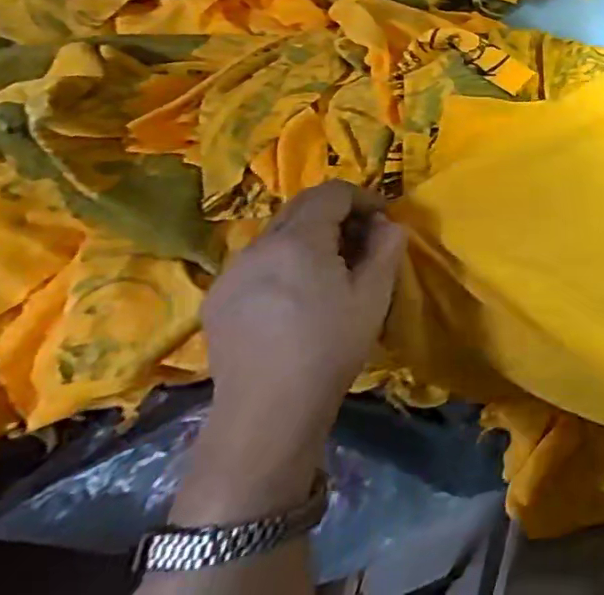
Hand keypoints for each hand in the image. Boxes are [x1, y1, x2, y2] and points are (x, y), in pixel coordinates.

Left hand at [149, 187, 402, 594]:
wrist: (269, 410)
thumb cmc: (331, 346)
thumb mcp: (374, 293)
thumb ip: (386, 247)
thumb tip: (386, 224)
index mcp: (296, 242)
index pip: (331, 193)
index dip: (364, 197)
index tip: (384, 220)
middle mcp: (256, 248)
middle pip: (300, 207)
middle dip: (337, 214)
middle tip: (363, 241)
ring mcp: (230, 274)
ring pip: (277, 234)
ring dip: (310, 237)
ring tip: (333, 269)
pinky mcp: (217, 299)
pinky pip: (258, 261)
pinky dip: (285, 260)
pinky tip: (298, 294)